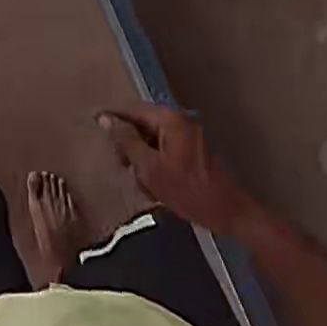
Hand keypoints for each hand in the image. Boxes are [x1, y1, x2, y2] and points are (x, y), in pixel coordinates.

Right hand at [97, 104, 255, 233]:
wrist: (233, 215)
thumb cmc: (190, 191)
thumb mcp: (150, 168)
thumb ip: (126, 141)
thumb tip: (105, 119)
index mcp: (170, 119)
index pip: (131, 110)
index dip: (111, 120)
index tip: (93, 127)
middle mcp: (180, 120)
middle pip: (141, 125)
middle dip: (129, 146)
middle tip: (123, 167)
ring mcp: (188, 136)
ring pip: (152, 140)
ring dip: (142, 159)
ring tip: (142, 184)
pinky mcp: (193, 152)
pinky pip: (165, 150)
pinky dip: (156, 165)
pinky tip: (155, 187)